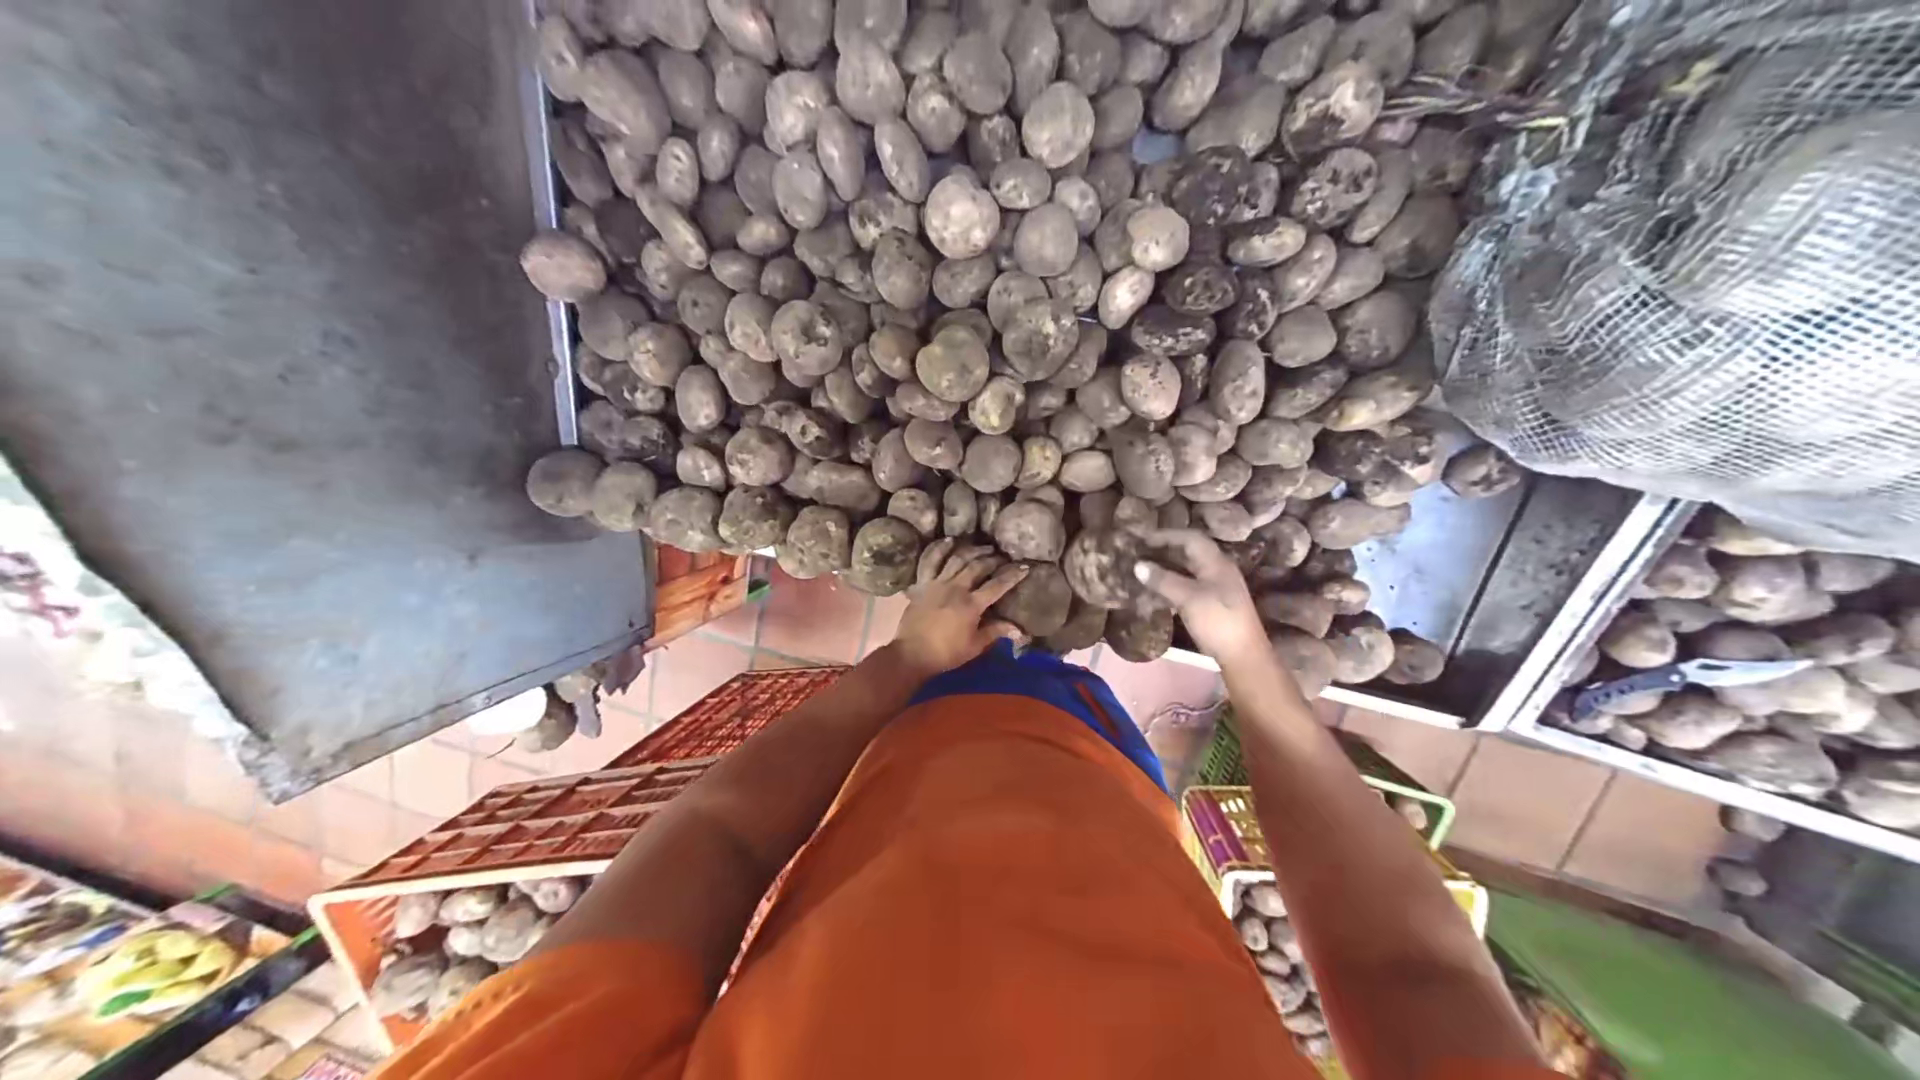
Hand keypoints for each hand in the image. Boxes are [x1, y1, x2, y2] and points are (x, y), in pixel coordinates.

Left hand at [886, 539, 1027, 679]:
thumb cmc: (946, 653)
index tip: (1024, 567)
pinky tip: (949, 541)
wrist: (912, 653)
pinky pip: (930, 560)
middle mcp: (956, 587)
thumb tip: (1020, 629)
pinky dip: (939, 548)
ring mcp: (937, 582)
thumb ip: (996, 631)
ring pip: (957, 558)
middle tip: (1003, 557)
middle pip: (978, 566)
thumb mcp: (975, 645)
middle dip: (993, 559)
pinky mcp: (922, 583)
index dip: (1012, 575)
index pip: (997, 585)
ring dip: (972, 550)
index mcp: (971, 604)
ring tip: (984, 547)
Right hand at [1132, 529, 1268, 664]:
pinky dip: (1171, 584)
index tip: (1142, 539)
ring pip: (1188, 570)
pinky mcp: (1213, 603)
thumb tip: (1138, 565)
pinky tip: (1157, 591)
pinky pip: (1189, 585)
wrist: (1243, 655)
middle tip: (1139, 554)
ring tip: (1143, 571)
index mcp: (1216, 562)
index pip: (1190, 538)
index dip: (1166, 536)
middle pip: (1189, 552)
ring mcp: (1217, 587)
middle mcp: (1218, 570)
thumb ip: (1163, 580)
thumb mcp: (1188, 598)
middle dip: (1164, 551)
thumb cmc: (1217, 621)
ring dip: (1166, 568)